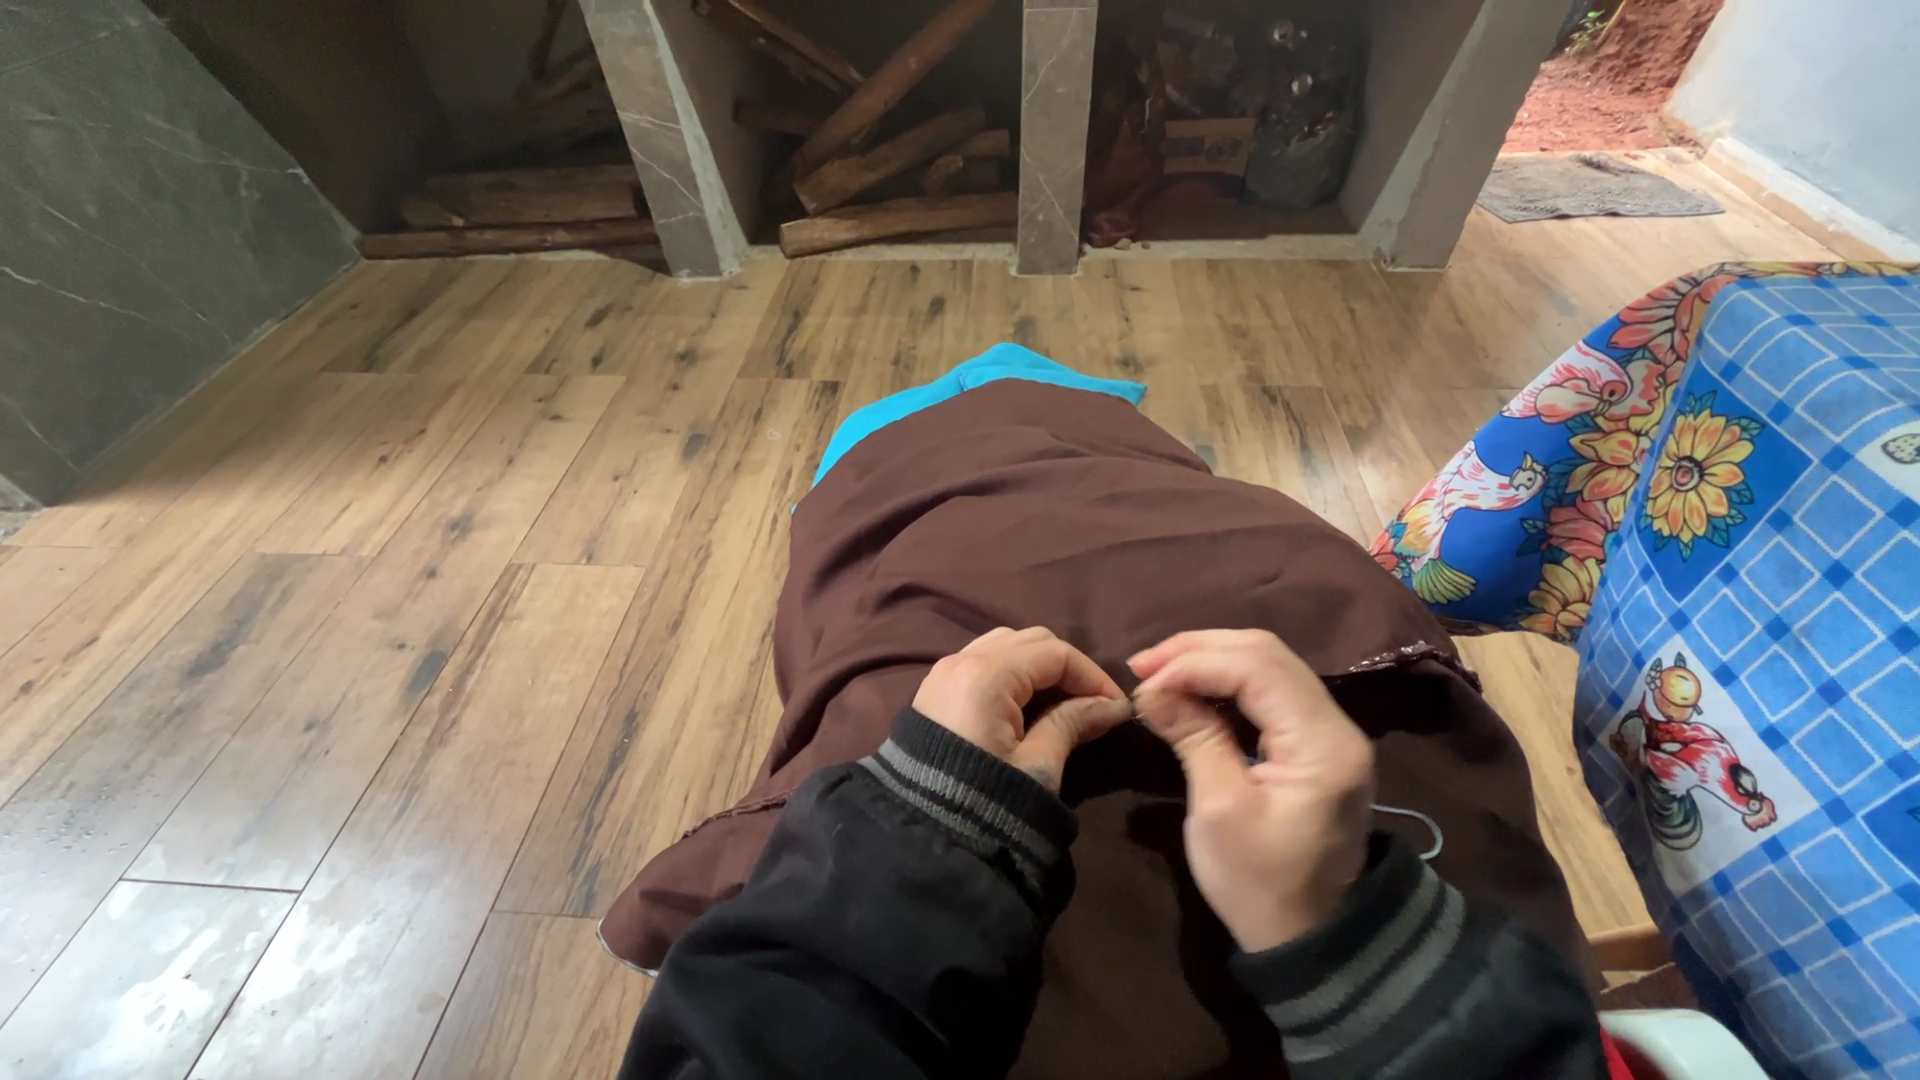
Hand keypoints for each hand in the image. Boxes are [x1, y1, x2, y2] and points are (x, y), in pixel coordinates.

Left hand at [913, 627, 1130, 791]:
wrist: (919, 836)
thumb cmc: (983, 801)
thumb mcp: (1036, 767)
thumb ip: (1072, 724)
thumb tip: (1111, 707)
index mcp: (987, 674)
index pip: (1055, 653)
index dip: (1093, 676)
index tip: (1116, 707)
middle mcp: (962, 660)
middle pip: (1030, 640)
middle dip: (1067, 667)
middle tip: (1093, 704)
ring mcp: (944, 671)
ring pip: (1005, 645)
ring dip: (1038, 666)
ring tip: (1063, 702)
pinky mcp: (935, 689)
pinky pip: (982, 660)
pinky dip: (1011, 672)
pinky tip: (1028, 703)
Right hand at [1130, 630, 1374, 951]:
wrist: (1310, 938)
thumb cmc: (1260, 884)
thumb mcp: (1219, 811)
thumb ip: (1192, 737)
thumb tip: (1149, 689)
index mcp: (1322, 744)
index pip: (1258, 668)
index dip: (1194, 664)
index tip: (1143, 682)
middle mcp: (1337, 724)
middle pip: (1265, 653)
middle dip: (1198, 650)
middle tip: (1142, 666)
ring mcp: (1329, 729)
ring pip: (1267, 663)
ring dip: (1208, 658)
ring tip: (1157, 671)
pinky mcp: (1314, 739)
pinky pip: (1268, 687)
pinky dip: (1224, 678)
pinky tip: (1189, 685)